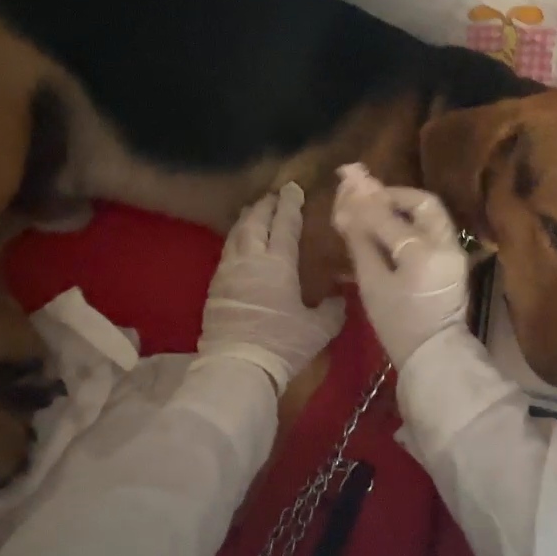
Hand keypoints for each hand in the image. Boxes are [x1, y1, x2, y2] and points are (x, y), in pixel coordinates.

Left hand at [198, 183, 345, 392]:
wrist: (238, 367)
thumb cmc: (283, 343)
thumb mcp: (319, 328)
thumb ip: (333, 308)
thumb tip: (341, 294)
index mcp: (278, 263)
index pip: (285, 224)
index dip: (290, 204)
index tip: (293, 188)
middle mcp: (251, 260)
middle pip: (256, 222)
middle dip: (265, 205)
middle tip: (273, 196)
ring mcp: (229, 272)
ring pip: (237, 235)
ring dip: (247, 220)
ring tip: (254, 212)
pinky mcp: (215, 288)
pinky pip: (227, 253)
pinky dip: (236, 240)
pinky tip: (240, 244)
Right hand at [331, 164, 470, 365]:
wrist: (433, 354)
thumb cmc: (397, 325)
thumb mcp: (372, 284)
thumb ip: (361, 242)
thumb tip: (347, 210)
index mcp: (423, 255)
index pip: (388, 218)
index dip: (365, 202)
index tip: (347, 185)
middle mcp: (446, 245)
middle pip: (423, 203)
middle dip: (394, 194)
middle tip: (370, 195)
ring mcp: (456, 251)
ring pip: (432, 213)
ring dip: (405, 205)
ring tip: (379, 207)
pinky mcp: (457, 257)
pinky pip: (436, 228)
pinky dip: (415, 221)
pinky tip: (393, 225)